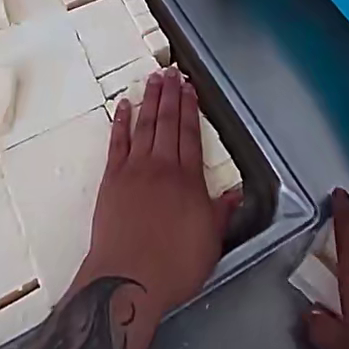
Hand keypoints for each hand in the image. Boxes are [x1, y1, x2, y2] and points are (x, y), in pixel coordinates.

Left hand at [75, 68, 238, 316]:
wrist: (129, 277)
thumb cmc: (175, 266)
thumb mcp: (211, 243)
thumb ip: (221, 213)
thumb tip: (236, 192)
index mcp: (188, 180)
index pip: (190, 135)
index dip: (190, 109)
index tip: (190, 88)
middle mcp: (161, 166)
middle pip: (167, 122)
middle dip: (171, 95)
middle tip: (172, 71)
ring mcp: (134, 168)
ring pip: (145, 125)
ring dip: (150, 99)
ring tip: (154, 78)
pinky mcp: (112, 176)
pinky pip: (118, 140)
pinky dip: (122, 120)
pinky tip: (125, 105)